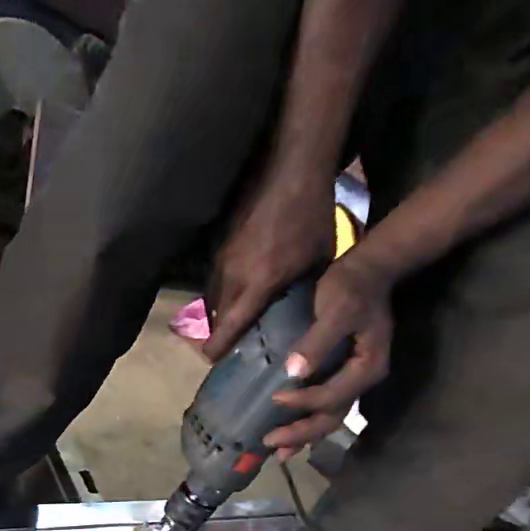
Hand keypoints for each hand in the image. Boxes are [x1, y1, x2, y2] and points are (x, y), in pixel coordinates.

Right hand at [203, 169, 334, 361]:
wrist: (293, 169)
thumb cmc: (312, 217)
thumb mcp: (316, 263)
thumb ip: (302, 293)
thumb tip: (300, 316)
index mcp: (258, 282)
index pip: (228, 326)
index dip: (217, 347)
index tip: (213, 361)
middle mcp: (233, 273)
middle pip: (216, 316)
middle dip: (218, 335)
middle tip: (229, 349)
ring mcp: (224, 257)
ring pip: (213, 298)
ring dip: (220, 314)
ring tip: (230, 328)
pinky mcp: (222, 244)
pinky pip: (216, 278)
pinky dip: (222, 293)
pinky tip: (236, 297)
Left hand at [266, 253, 394, 459]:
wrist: (370, 269)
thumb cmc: (352, 287)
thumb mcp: (336, 310)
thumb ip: (317, 342)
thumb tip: (294, 372)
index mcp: (366, 368)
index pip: (331, 396)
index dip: (303, 402)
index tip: (275, 398)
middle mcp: (363, 380)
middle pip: (331, 418)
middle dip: (300, 434)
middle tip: (269, 445)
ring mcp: (354, 380)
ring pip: (329, 417)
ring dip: (304, 436)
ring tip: (279, 454)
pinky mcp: (343, 375)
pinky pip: (326, 406)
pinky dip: (308, 421)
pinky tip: (291, 433)